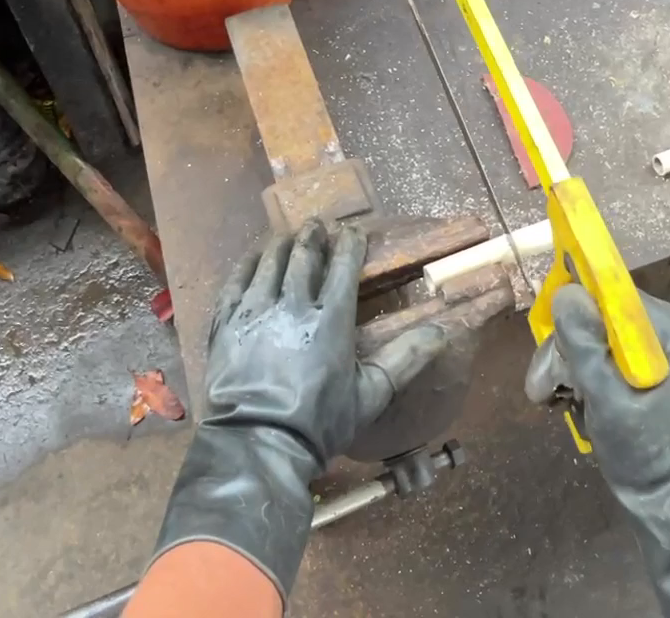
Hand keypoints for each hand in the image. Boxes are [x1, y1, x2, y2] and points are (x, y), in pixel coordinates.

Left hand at [150, 219, 446, 594]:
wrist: (257, 445)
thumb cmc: (320, 422)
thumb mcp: (371, 394)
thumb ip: (406, 357)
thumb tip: (443, 330)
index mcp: (331, 317)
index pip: (344, 264)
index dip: (351, 243)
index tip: (354, 232)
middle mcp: (292, 303)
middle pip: (305, 255)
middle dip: (315, 235)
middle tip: (319, 224)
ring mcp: (255, 310)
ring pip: (269, 261)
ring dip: (283, 243)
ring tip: (290, 236)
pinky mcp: (226, 323)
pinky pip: (236, 281)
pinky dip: (247, 263)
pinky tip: (254, 258)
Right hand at [528, 286, 669, 617]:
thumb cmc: (650, 453)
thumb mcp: (611, 400)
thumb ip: (586, 346)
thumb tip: (564, 292)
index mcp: (664, 327)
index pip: (607, 291)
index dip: (573, 309)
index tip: (551, 344)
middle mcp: (653, 328)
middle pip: (590, 314)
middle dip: (561, 350)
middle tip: (543, 390)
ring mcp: (639, 347)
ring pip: (582, 336)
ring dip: (559, 367)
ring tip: (550, 400)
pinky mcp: (626, 366)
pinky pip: (588, 355)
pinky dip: (570, 377)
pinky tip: (565, 400)